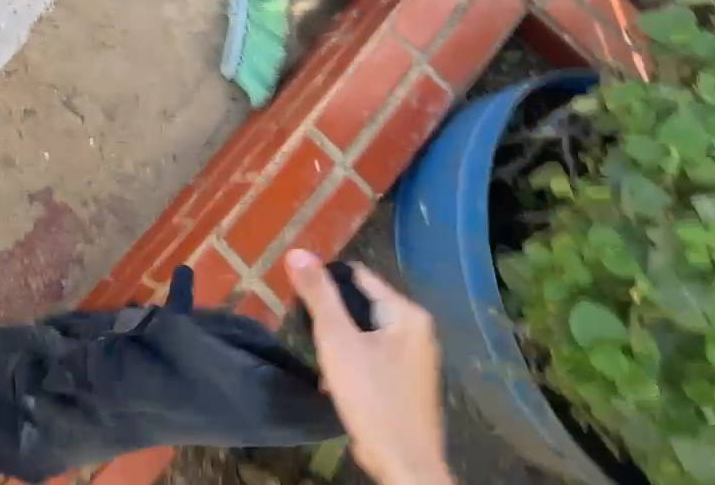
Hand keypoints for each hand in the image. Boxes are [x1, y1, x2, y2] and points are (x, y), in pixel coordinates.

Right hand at [286, 250, 451, 484]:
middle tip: (304, 323)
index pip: (356, 275)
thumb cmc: (371, 394)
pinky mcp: (405, 381)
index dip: (324, 280)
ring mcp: (414, 358)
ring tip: (316, 349)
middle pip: (359, 302)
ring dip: (338, 337)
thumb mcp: (336, 338)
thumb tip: (298, 251)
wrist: (403, 463)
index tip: (297, 294)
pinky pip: (370, 353)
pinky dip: (351, 357)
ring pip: (363, 330)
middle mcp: (416, 331)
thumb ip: (318, 294)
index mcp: (407, 315)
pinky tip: (334, 376)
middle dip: (330, 312)